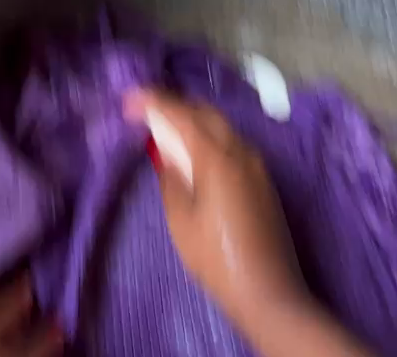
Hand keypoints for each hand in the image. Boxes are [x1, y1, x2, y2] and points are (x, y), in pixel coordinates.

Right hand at [122, 88, 307, 322]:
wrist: (268, 293)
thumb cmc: (215, 257)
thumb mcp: (180, 218)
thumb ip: (170, 175)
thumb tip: (164, 149)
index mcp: (216, 155)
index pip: (179, 113)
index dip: (152, 102)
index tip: (128, 101)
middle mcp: (239, 149)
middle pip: (203, 111)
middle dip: (174, 105)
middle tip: (146, 112)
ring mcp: (256, 163)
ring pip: (221, 124)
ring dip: (193, 119)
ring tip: (167, 129)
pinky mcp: (263, 178)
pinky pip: (232, 141)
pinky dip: (209, 135)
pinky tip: (195, 151)